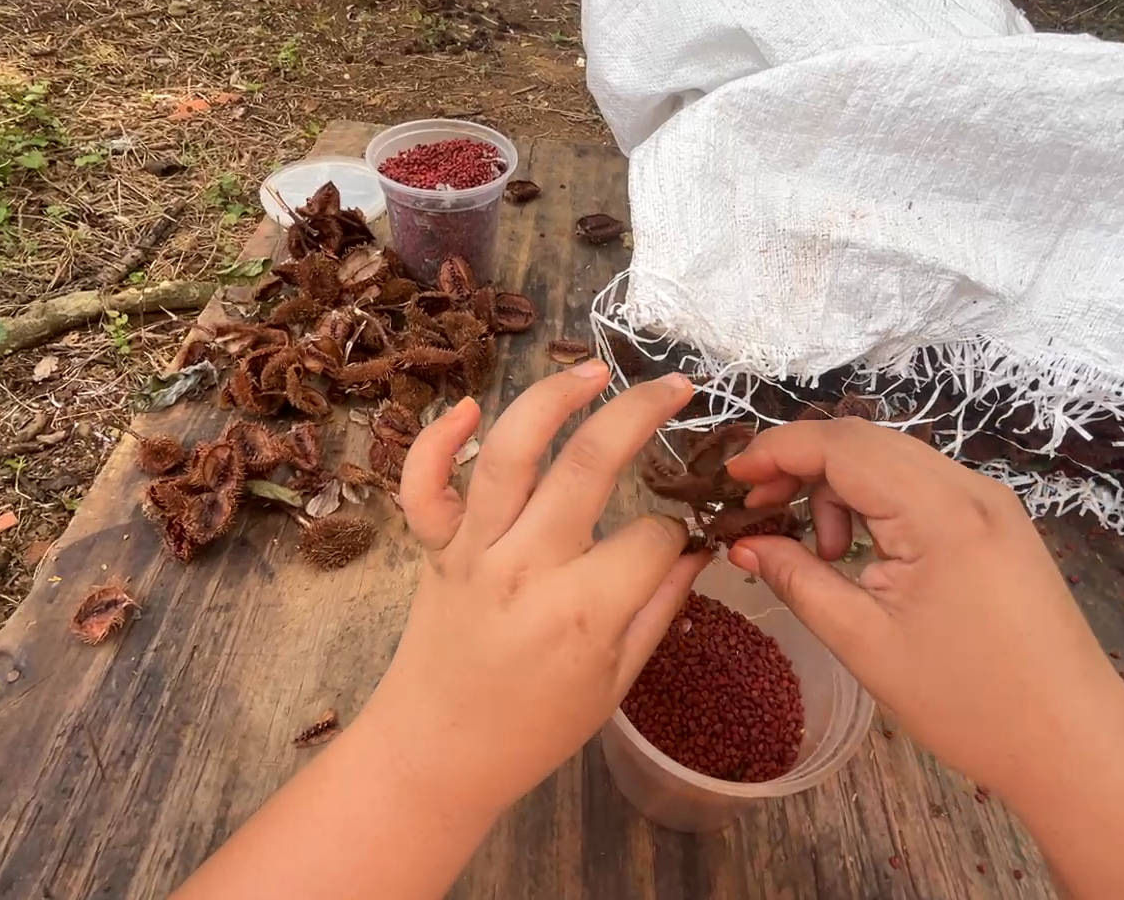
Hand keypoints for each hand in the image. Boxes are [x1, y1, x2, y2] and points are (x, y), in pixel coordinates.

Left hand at [359, 362, 709, 816]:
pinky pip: (424, 485)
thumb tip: (699, 548)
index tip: (674, 540)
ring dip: (553, 397)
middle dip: (640, 413)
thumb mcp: (616, 684)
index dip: (675, 533)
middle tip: (674, 385)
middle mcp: (526, 566)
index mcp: (582, 612)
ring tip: (593, 369)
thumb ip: (660, 608)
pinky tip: (471, 406)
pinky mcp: (433, 546)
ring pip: (510, 452)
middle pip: (587, 465)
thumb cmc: (534, 729)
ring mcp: (472, 550)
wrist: (436, 754)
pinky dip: (438, 440)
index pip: (651, 538)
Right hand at [722, 418, 1123, 798]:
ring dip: (834, 485)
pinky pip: (912, 483)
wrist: (1079, 751)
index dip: (775, 450)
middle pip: (861, 440)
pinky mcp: (991, 520)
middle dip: (799, 464)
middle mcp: (969, 488)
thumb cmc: (970, 704)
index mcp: (941, 512)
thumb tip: (742, 545)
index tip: (730, 477)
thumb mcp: (863, 641)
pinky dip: (868, 500)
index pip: (840, 445)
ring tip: (820, 550)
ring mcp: (986, 501)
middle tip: (758, 509)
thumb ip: (795, 578)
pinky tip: (858, 549)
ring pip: (885, 457)